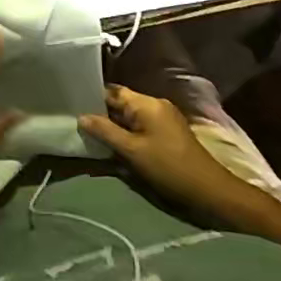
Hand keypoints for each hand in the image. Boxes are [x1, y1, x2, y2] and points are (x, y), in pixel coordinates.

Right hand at [79, 84, 253, 212]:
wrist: (208, 189)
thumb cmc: (167, 167)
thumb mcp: (131, 151)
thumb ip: (105, 131)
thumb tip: (82, 117)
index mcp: (146, 103)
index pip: (112, 92)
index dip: (92, 98)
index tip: (73, 107)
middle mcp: (155, 104)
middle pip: (121, 103)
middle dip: (101, 113)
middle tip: (79, 124)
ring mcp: (164, 117)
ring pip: (130, 115)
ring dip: (114, 125)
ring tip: (93, 136)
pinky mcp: (168, 131)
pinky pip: (141, 125)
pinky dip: (127, 132)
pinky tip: (115, 145)